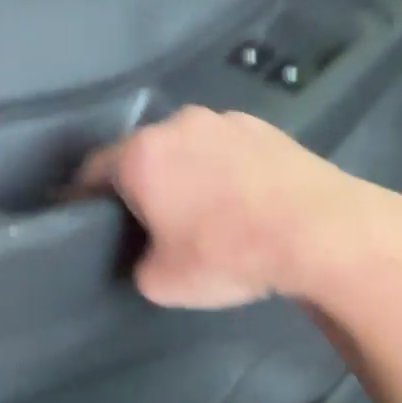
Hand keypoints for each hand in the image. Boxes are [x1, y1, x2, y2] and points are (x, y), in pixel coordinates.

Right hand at [75, 106, 401, 309]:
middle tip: (136, 222)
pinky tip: (227, 204)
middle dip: (132, 185)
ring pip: (181, 149)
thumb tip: (147, 251)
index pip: (89, 172)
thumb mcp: (157, 282)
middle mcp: (178, 124)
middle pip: (137, 155)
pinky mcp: (265, 128)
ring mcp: (226, 120)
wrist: (323, 234)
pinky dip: (213, 172)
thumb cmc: (226, 255)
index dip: (78, 199)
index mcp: (141, 156)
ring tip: (187, 212)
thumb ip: (135, 261)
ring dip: (176, 175)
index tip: (78, 220)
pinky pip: (219, 150)